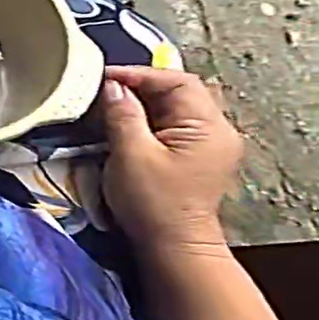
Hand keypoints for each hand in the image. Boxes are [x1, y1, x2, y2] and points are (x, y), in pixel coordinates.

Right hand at [98, 66, 244, 251]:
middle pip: (178, 92)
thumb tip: (113, 87)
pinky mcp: (193, 156)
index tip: (104, 77)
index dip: (139, 74)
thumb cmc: (153, 202)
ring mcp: (207, 144)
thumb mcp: (131, 154)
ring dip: (140, 102)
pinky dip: (145, 117)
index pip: (178, 81)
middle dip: (139, 86)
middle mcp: (216, 131)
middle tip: (102, 88)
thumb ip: (123, 116)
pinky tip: (123, 123)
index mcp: (208, 127)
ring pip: (173, 107)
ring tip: (107, 103)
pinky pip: (170, 124)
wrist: (172, 244)